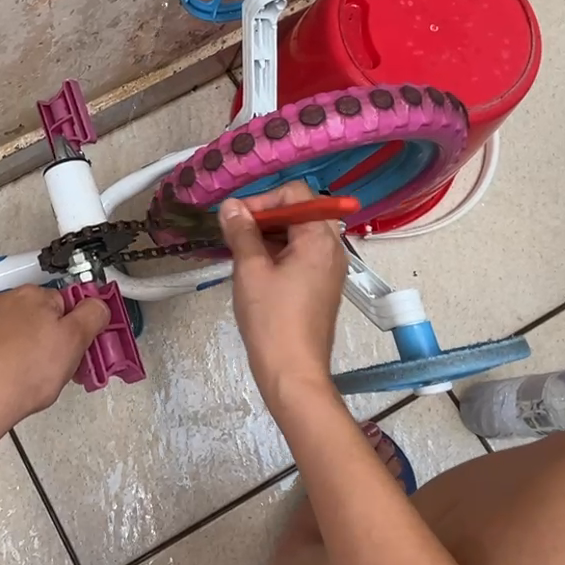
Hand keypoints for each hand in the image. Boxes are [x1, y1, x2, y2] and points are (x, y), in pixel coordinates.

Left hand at [0, 287, 107, 440]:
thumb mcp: (74, 342)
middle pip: (43, 319)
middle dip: (55, 343)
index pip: (69, 304)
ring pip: (20, 336)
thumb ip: (92, 316)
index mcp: (34, 295)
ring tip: (35, 383)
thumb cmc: (21, 372)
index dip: (80, 330)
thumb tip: (98, 305)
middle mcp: (6, 302)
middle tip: (63, 371)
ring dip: (31, 354)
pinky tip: (11, 384)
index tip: (84, 351)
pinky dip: (7, 363)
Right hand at [218, 181, 346, 395]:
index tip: (237, 218)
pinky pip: (302, 254)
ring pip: (299, 234)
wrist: (292, 370)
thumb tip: (232, 207)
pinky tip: (255, 269)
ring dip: (269, 235)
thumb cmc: (271, 319)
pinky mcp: (322, 285)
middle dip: (266, 216)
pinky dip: (278, 252)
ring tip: (241, 251)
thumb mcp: (250, 269)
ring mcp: (330, 268)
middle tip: (236, 232)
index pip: (296, 194)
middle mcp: (332, 248)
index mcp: (319, 239)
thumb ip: (242, 232)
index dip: (264, 199)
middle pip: (300, 212)